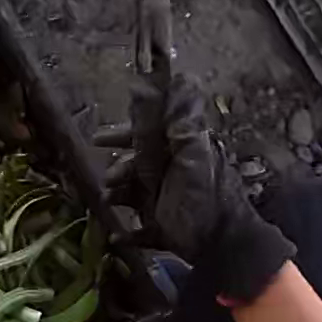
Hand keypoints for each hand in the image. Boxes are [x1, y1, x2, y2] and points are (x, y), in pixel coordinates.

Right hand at [103, 72, 294, 303]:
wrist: (222, 242)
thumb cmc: (205, 197)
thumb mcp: (194, 154)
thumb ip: (184, 123)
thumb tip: (184, 79)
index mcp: (180, 153)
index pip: (148, 137)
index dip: (123, 135)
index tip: (100, 139)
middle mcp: (171, 174)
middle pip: (136, 165)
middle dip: (118, 169)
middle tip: (104, 176)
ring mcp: (166, 202)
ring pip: (133, 194)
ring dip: (118, 195)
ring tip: (111, 200)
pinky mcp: (163, 229)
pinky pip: (139, 231)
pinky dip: (128, 235)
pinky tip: (119, 236)